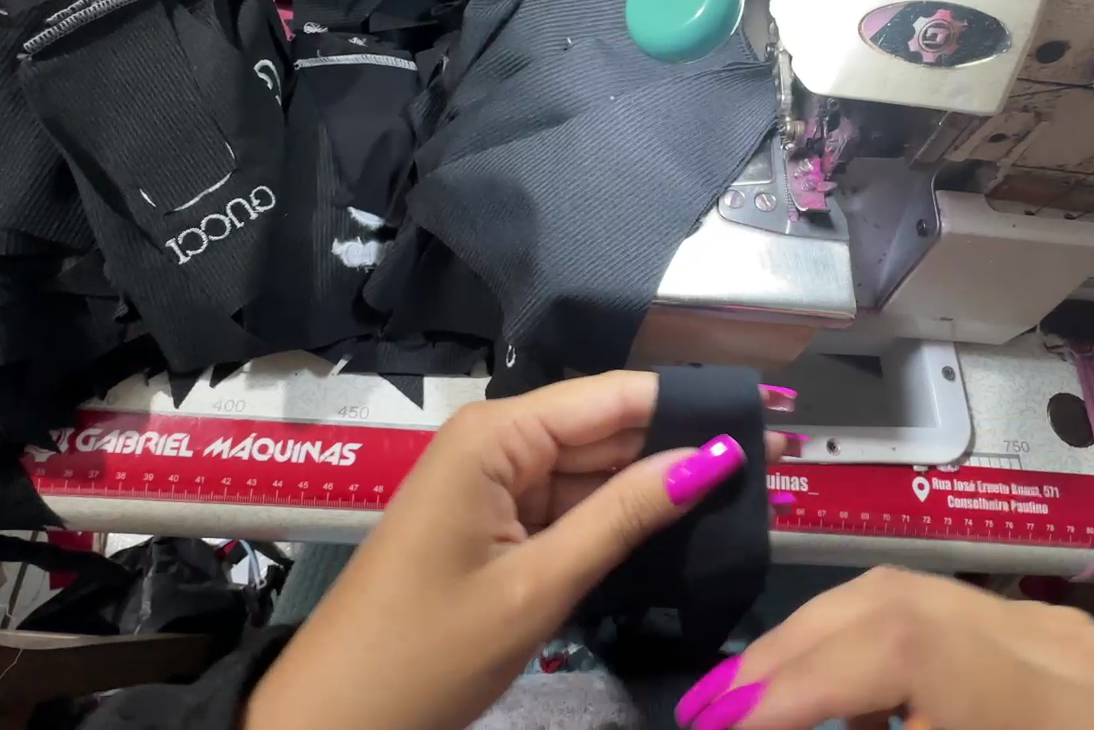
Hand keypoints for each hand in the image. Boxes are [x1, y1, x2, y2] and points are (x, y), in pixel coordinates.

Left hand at [245, 370, 796, 729]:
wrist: (330, 721)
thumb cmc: (427, 651)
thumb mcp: (539, 584)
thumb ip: (626, 514)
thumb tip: (712, 457)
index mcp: (498, 433)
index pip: (612, 396)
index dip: (686, 404)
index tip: (758, 418)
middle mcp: (499, 438)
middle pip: (605, 426)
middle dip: (677, 443)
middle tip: (763, 460)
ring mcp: (496, 476)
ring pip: (591, 465)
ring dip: (653, 479)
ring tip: (736, 488)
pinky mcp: (497, 513)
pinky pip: (568, 498)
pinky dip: (615, 512)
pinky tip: (673, 517)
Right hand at [673, 567, 1093, 729]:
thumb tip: (748, 715)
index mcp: (1073, 712)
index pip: (908, 648)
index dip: (802, 679)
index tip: (722, 722)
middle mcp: (1068, 645)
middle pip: (894, 602)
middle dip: (790, 654)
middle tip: (717, 705)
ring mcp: (1059, 629)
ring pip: (901, 593)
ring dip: (817, 642)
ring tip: (760, 693)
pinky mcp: (1044, 634)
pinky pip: (930, 611)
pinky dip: (866, 645)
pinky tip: (838, 689)